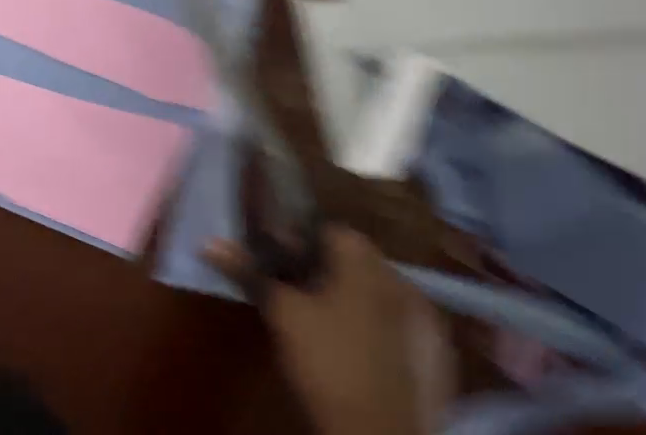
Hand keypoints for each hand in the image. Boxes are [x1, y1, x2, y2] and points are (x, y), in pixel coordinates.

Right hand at [207, 227, 454, 434]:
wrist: (380, 433)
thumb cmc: (327, 359)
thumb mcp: (281, 312)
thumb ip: (249, 272)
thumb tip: (210, 242)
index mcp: (373, 269)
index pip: (334, 231)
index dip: (299, 237)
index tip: (274, 253)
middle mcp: (407, 287)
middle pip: (357, 261)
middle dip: (322, 266)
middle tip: (290, 285)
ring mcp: (429, 326)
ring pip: (378, 293)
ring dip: (348, 295)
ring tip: (317, 316)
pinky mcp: (436, 359)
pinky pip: (397, 323)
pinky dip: (373, 323)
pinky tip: (350, 345)